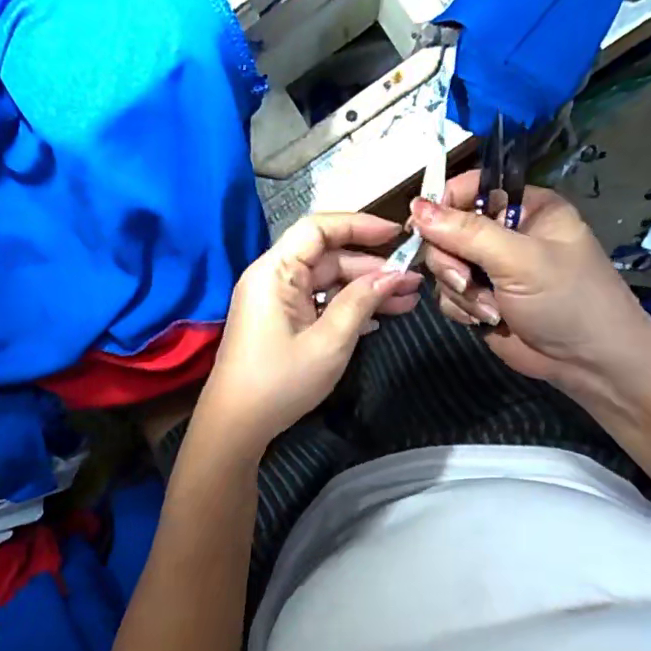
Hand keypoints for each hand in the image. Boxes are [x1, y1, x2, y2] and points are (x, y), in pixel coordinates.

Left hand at [197, 213, 422, 453]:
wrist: (237, 424)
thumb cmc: (281, 381)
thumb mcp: (330, 341)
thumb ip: (362, 302)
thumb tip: (394, 275)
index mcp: (275, 272)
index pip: (318, 229)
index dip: (359, 225)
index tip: (397, 235)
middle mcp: (273, 278)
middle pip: (327, 257)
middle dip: (372, 268)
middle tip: (413, 283)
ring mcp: (276, 301)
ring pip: (327, 283)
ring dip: (365, 291)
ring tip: (407, 302)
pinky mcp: (280, 322)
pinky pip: (317, 303)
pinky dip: (346, 308)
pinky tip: (378, 320)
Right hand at [410, 171, 650, 395]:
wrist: (589, 363)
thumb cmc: (567, 300)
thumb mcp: (520, 259)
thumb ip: (467, 233)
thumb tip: (416, 207)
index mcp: (525, 207)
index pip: (470, 189)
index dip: (442, 206)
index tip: (422, 228)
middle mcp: (505, 233)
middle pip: (447, 231)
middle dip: (451, 261)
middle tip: (466, 281)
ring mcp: (491, 268)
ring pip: (444, 266)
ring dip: (459, 290)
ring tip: (489, 309)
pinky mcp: (481, 299)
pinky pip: (448, 295)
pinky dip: (461, 309)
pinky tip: (485, 321)